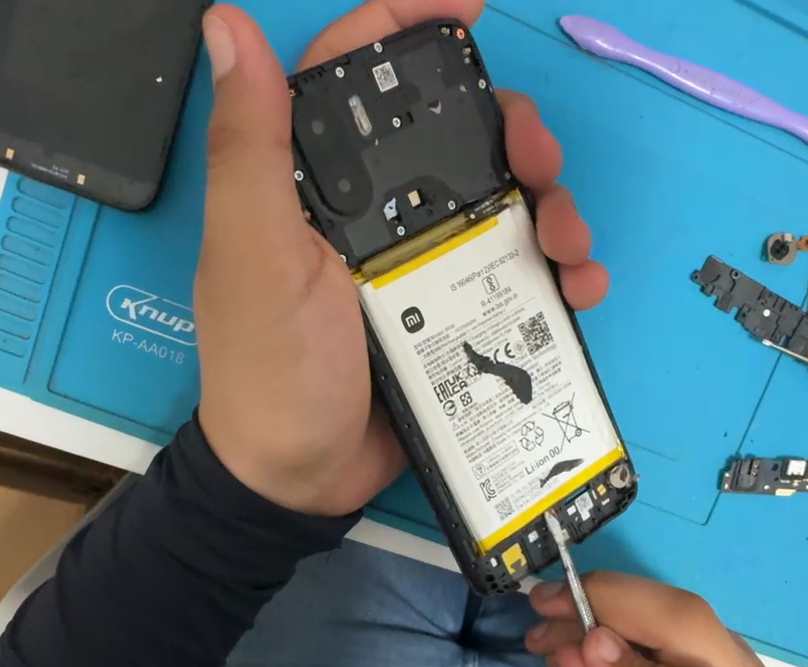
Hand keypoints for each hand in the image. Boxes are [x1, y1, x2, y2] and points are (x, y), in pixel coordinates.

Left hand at [193, 0, 608, 516]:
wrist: (303, 478)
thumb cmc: (274, 369)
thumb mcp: (256, 256)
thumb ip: (249, 149)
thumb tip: (230, 25)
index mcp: (316, 188)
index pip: (359, 81)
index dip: (409, 28)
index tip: (470, 7)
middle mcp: (371, 217)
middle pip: (454, 141)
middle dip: (510, 132)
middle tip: (541, 157)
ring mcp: (417, 270)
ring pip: (499, 207)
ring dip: (549, 204)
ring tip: (568, 238)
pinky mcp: (452, 319)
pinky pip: (513, 281)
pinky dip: (555, 276)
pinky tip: (577, 286)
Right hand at [525, 573, 782, 666]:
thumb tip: (574, 652)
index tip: (570, 656)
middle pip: (691, 624)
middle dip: (609, 600)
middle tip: (544, 605)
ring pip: (683, 608)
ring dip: (610, 599)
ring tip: (552, 617)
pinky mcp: (734, 649)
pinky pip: (679, 615)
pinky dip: (626, 608)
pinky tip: (589, 622)